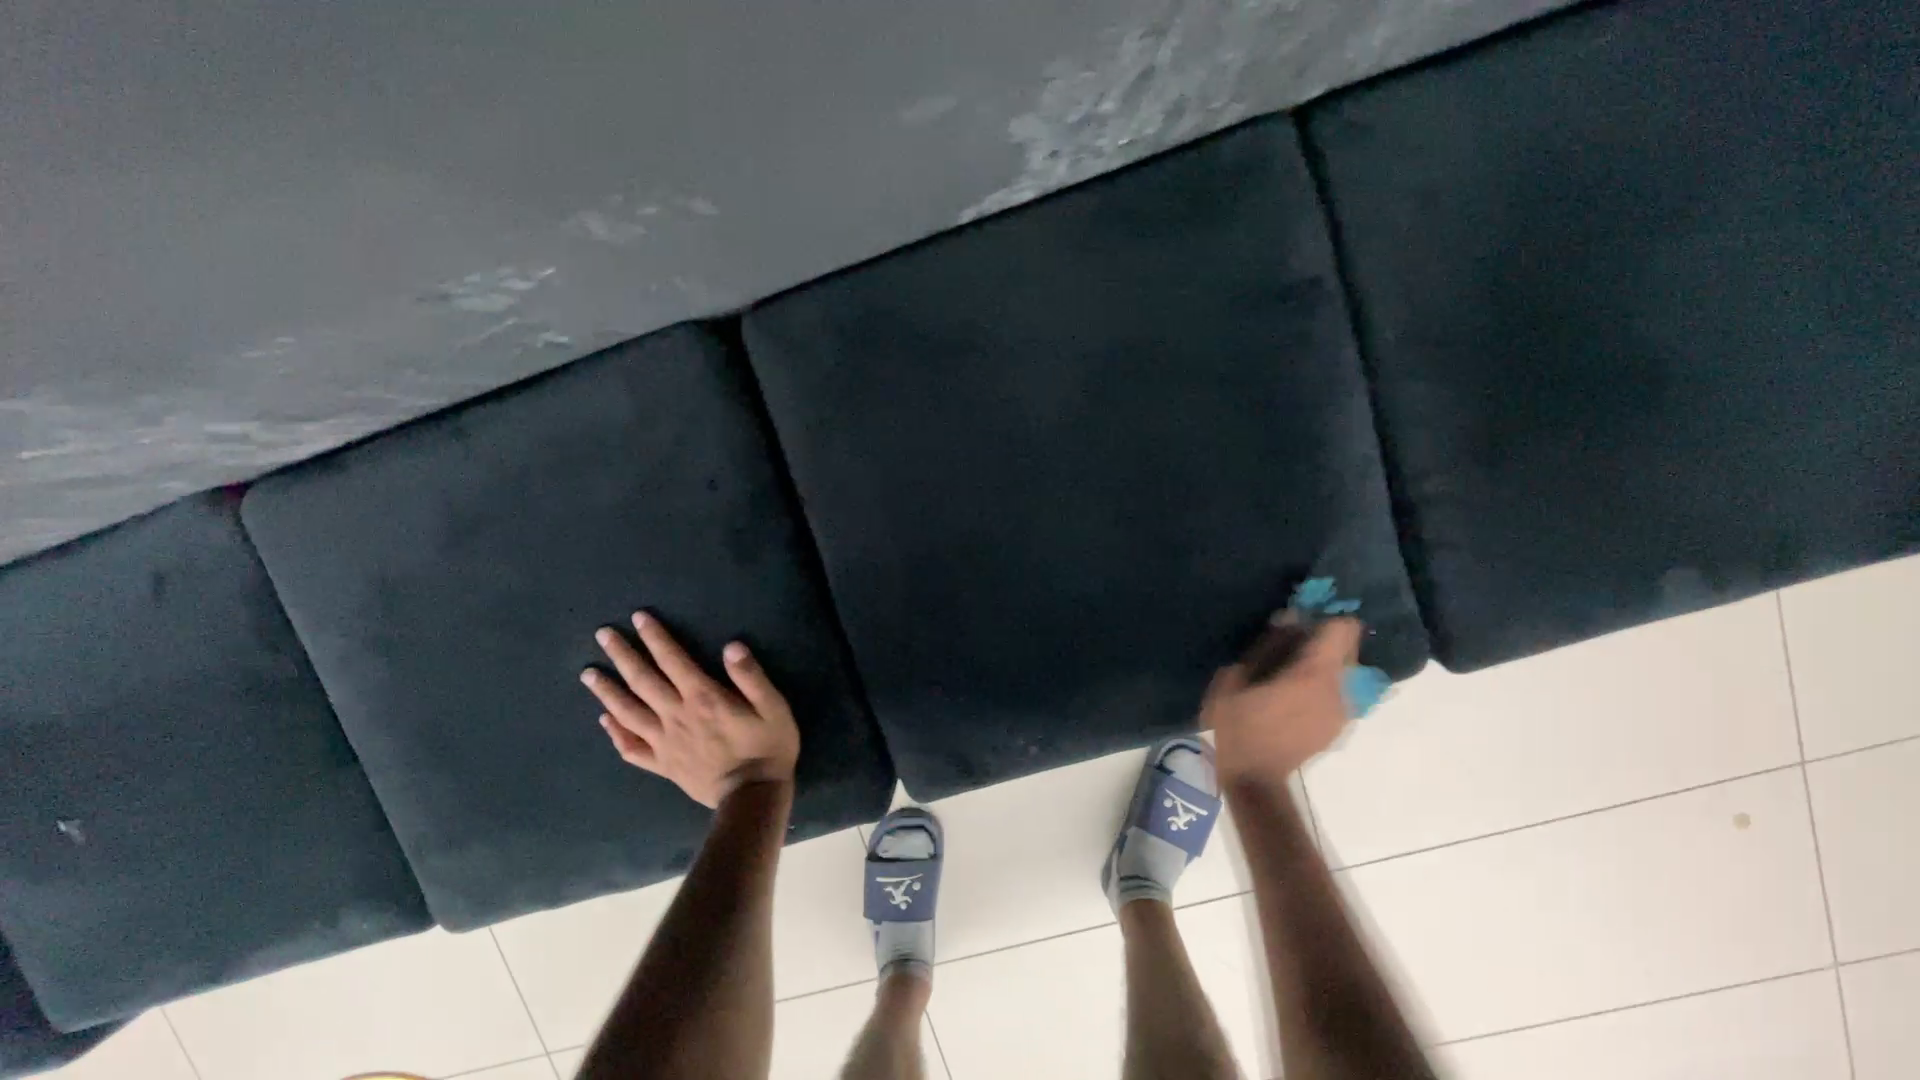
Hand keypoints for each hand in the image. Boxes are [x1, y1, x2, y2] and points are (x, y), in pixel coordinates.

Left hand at [580, 612, 800, 807]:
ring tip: (589, 674)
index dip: (656, 637)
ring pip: (628, 713)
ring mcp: (665, 743)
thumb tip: (731, 646)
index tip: (638, 617)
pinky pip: (632, 748)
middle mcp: (676, 716)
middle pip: (642, 681)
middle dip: (622, 655)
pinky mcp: (663, 765)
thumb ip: (751, 676)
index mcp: (703, 698)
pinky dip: (615, 733)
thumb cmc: (768, 747)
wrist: (753, 797)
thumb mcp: (773, 707)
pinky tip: (605, 721)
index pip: (673, 660)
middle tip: (603, 635)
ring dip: (607, 691)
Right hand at [1201, 616, 1362, 791]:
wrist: (1256, 779)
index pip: (1344, 628)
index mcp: (1314, 674)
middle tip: (1293, 643)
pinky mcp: (1341, 725)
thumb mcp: (1236, 680)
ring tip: (1294, 671)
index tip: (1304, 617)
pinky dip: (1327, 684)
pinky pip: (1342, 691)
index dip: (1326, 616)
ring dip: (1326, 663)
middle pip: (1348, 647)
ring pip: (1347, 670)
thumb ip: (1266, 647)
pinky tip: (1298, 695)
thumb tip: (1288, 621)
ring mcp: (1344, 710)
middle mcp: (1340, 689)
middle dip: (1325, 640)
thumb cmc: (1238, 727)